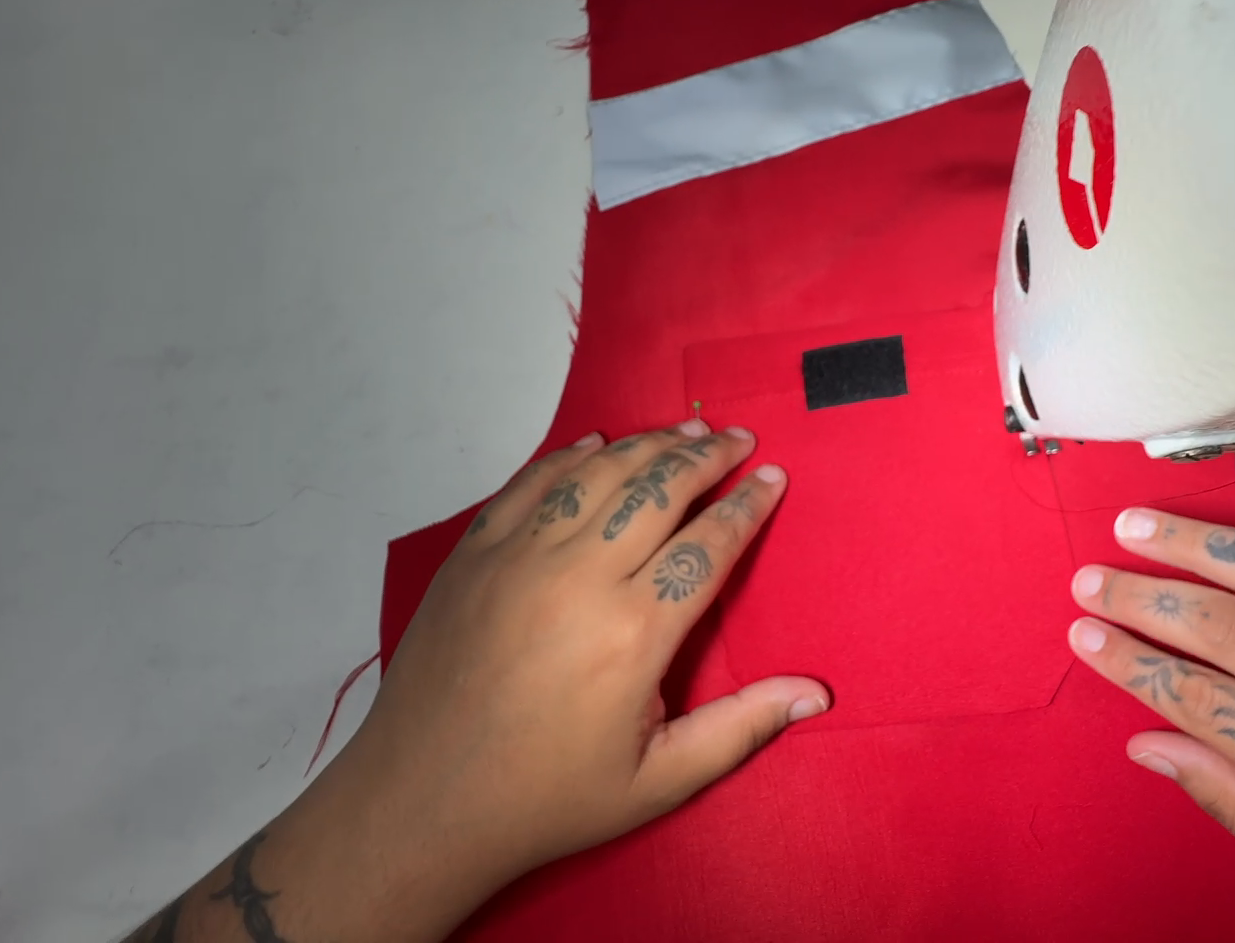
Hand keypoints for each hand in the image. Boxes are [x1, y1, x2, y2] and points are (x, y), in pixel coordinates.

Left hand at [123, 420, 827, 942]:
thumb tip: (818, 694)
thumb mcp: (658, 781)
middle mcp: (580, 577)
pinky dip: (572, 456)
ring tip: (686, 428)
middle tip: (738, 436)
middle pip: (659, 491)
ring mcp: (519, 556)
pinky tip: (599, 444)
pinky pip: (532, 483)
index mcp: (634, 633)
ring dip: (649, 444)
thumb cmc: (548, 795)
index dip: (747, 505)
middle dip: (707, 457)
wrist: (417, 805)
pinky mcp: (474, 551)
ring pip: (600, 474)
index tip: (772, 475)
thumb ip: (742, 728)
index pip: (709, 544)